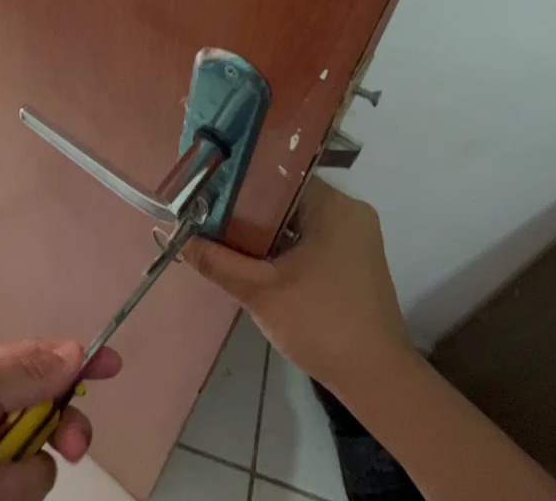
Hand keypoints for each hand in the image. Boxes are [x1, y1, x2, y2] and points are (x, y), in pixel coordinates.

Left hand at [0, 339, 122, 500]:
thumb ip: (24, 373)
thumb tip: (73, 350)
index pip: (34, 358)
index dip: (73, 359)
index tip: (112, 365)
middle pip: (50, 410)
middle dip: (63, 425)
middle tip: (71, 444)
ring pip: (42, 459)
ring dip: (19, 473)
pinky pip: (30, 490)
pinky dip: (10, 495)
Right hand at [182, 179, 412, 390]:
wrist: (376, 380)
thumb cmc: (320, 324)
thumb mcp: (259, 291)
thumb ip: (217, 261)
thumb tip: (179, 238)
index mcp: (334, 207)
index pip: (278, 176)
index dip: (240, 182)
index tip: (207, 191)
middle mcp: (350, 213)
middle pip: (286, 198)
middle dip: (247, 209)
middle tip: (208, 215)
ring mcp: (355, 238)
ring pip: (296, 220)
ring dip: (263, 230)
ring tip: (222, 234)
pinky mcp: (354, 261)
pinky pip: (310, 238)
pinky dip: (282, 245)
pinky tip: (253, 259)